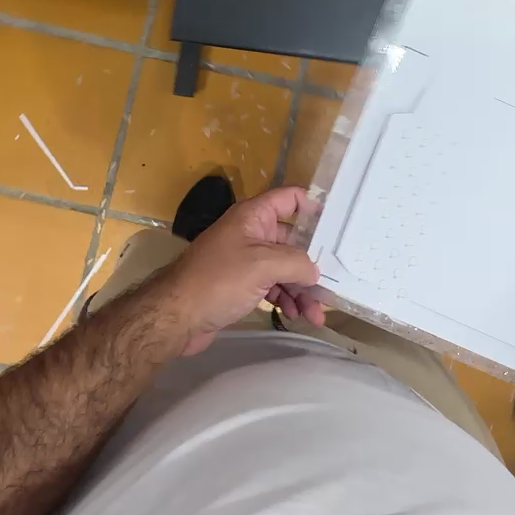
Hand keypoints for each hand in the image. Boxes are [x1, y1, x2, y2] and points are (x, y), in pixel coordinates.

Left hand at [158, 186, 324, 354]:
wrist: (176, 315)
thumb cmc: (219, 280)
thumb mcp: (263, 265)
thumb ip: (296, 262)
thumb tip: (315, 270)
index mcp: (254, 216)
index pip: (290, 199)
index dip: (314, 207)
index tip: (338, 227)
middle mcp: (251, 233)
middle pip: (292, 240)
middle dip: (312, 263)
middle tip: (333, 284)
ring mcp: (245, 260)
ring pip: (284, 267)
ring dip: (301, 288)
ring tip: (316, 314)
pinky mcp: (241, 285)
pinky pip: (272, 286)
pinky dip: (286, 298)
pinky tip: (295, 315)